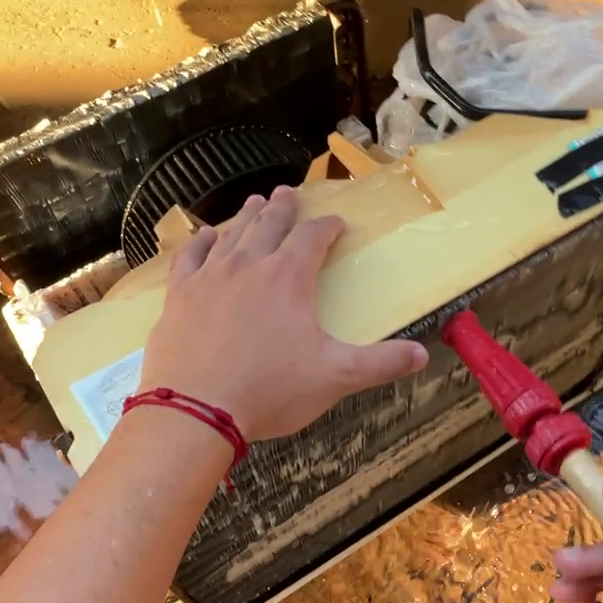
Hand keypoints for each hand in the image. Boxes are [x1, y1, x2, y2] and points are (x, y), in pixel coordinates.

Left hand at [139, 187, 429, 441]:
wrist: (196, 410)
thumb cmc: (270, 391)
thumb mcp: (335, 378)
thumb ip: (380, 363)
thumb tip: (422, 355)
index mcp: (289, 277)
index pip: (313, 238)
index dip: (327, 228)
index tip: (336, 224)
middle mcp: (249, 265)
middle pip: (269, 224)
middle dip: (282, 207)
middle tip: (287, 192)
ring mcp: (209, 277)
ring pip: (231, 234)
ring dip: (245, 217)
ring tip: (253, 203)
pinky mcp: (180, 296)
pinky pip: (190, 256)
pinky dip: (201, 241)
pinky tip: (205, 236)